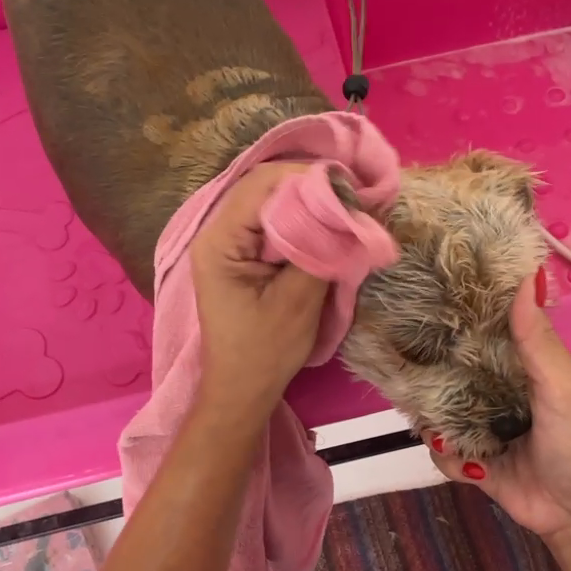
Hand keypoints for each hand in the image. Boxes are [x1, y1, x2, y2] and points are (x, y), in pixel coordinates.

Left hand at [191, 164, 330, 417]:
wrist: (242, 390)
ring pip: (271, 201)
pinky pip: (273, 221)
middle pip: (265, 187)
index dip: (308, 179)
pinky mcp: (242, 254)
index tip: (350, 190)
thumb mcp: (297, 302)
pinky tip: (326, 225)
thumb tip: (350, 210)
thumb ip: (320, 250)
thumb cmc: (264, 352)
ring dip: (309, 201)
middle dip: (311, 186)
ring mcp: (228, 242)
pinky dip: (302, 219)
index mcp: (219, 241)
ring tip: (345, 208)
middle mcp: (216, 232)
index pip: (262, 186)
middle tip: (353, 196)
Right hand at [425, 269, 570, 542]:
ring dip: (435, 421)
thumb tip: (528, 276)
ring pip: (439, 412)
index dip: (460, 316)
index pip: (484, 331)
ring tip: (442, 429)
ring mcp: (483, 427)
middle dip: (430, 373)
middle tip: (405, 367)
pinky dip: (450, 459)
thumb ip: (537, 340)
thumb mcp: (562, 388)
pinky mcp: (472, 461)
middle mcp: (497, 392)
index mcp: (522, 368)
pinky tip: (472, 467)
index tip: (427, 298)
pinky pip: (443, 453)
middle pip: (451, 372)